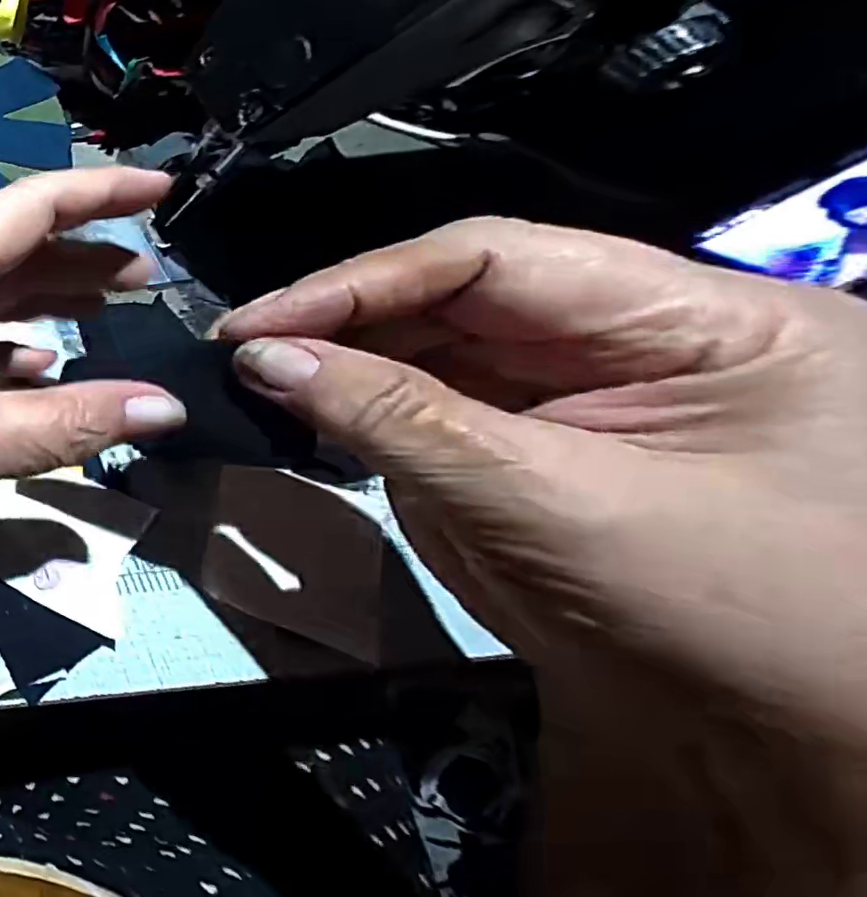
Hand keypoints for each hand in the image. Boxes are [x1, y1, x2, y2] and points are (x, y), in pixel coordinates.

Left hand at [0, 166, 187, 561]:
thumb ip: (71, 422)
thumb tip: (166, 409)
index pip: (34, 205)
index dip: (103, 190)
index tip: (161, 189)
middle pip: (19, 248)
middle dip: (86, 253)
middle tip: (148, 270)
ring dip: (53, 298)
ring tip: (111, 308)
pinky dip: (14, 346)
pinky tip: (43, 365)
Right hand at [214, 217, 866, 737]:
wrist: (772, 751)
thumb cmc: (716, 620)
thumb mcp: (544, 504)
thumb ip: (393, 418)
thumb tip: (259, 358)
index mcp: (692, 317)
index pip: (488, 260)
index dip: (359, 283)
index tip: (258, 322)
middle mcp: (620, 333)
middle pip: (442, 298)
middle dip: (333, 323)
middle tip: (240, 351)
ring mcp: (561, 387)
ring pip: (418, 348)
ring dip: (333, 364)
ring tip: (255, 378)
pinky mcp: (513, 437)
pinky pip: (415, 400)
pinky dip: (351, 407)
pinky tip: (299, 409)